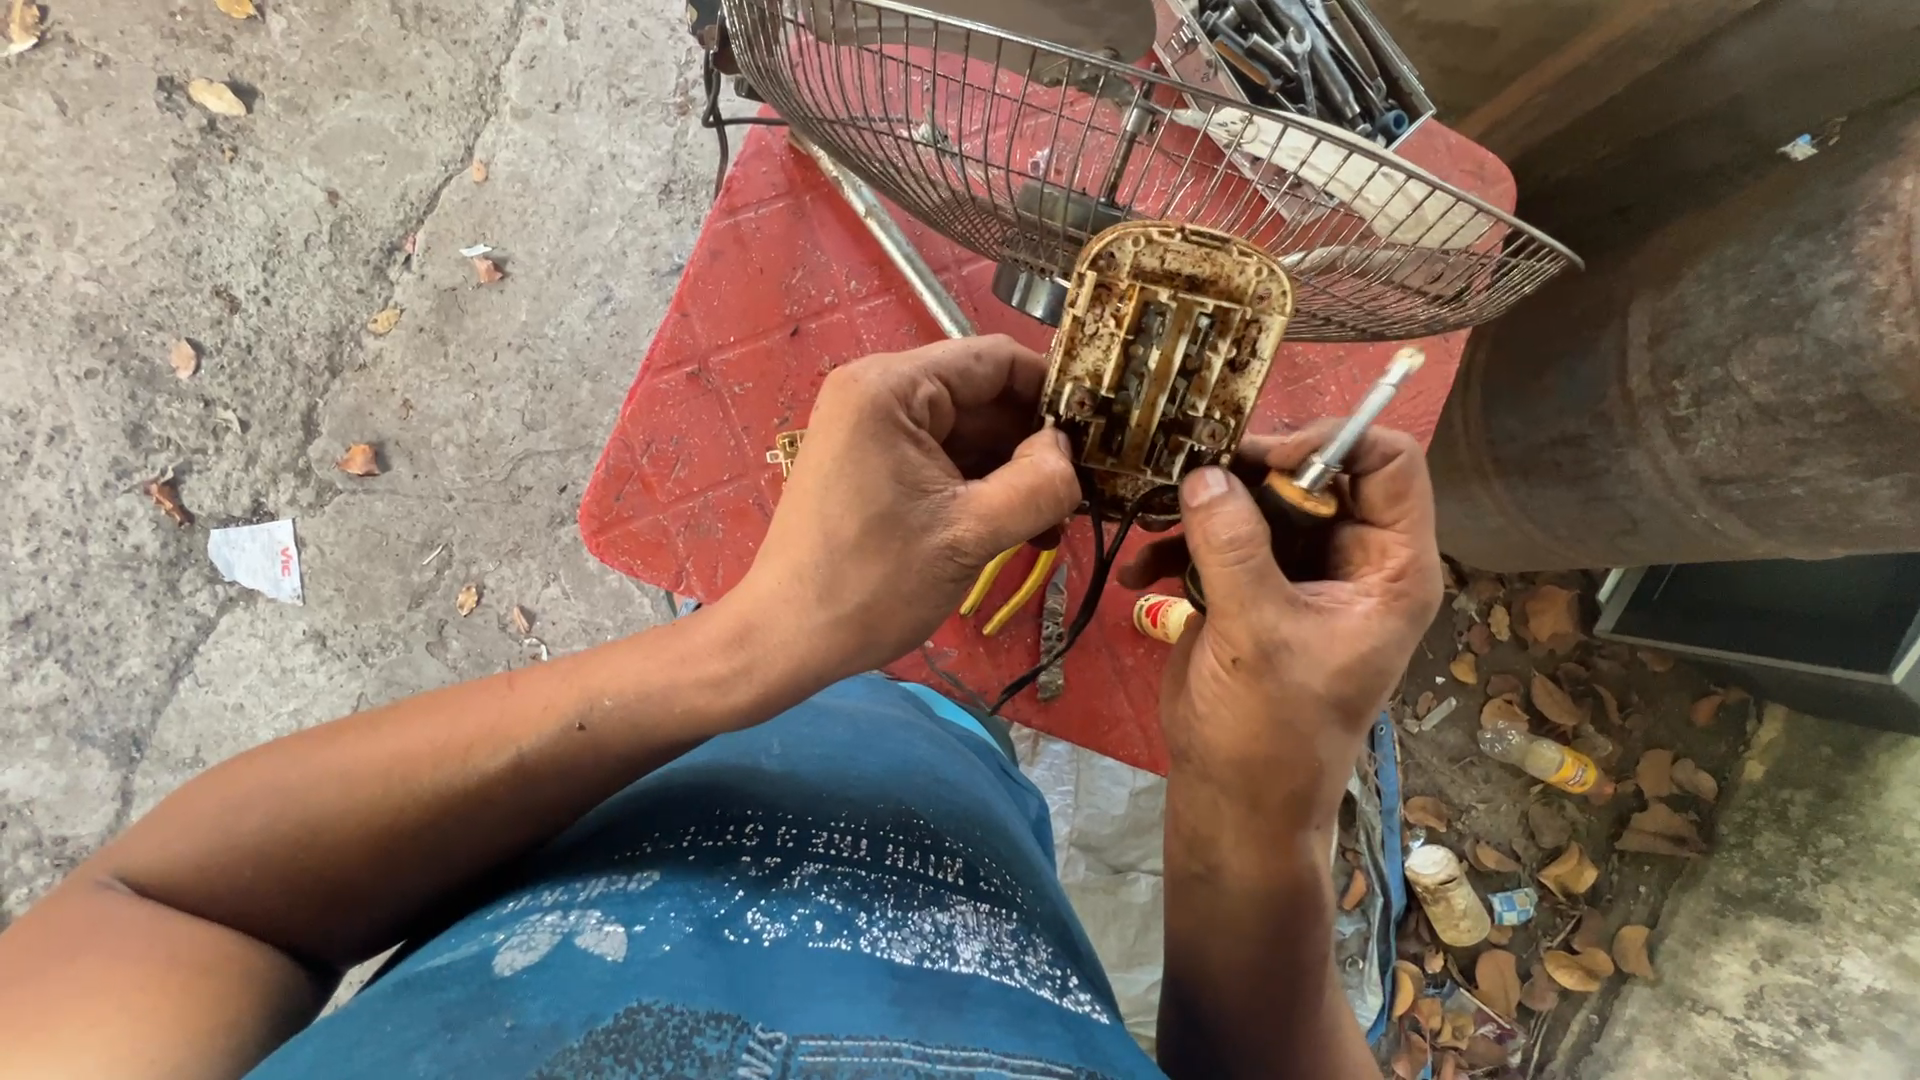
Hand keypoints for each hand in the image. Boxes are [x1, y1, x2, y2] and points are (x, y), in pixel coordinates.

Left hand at [730, 336, 1080, 688]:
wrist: (788, 638)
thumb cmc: (872, 585)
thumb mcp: (970, 535)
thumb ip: (1037, 485)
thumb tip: (1068, 454)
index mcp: (892, 388)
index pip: (996, 360)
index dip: (1054, 392)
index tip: (1097, 434)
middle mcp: (878, 392)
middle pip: (982, 397)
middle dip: (1033, 444)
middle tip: (1079, 493)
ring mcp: (871, 428)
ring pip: (967, 433)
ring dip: (1011, 473)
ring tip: (1050, 523)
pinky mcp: (871, 462)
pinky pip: (941, 459)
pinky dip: (980, 487)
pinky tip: (1014, 527)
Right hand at [1120, 423, 1442, 839]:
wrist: (1230, 793)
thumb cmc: (1269, 728)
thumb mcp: (1257, 633)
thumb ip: (1232, 548)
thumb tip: (1204, 473)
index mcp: (1386, 568)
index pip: (1387, 466)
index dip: (1331, 444)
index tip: (1261, 457)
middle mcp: (1348, 560)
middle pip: (1310, 478)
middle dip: (1246, 476)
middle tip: (1189, 478)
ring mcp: (1294, 574)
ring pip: (1254, 506)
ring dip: (1199, 513)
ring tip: (1150, 526)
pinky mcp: (1248, 589)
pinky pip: (1216, 543)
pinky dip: (1175, 550)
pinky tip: (1138, 575)